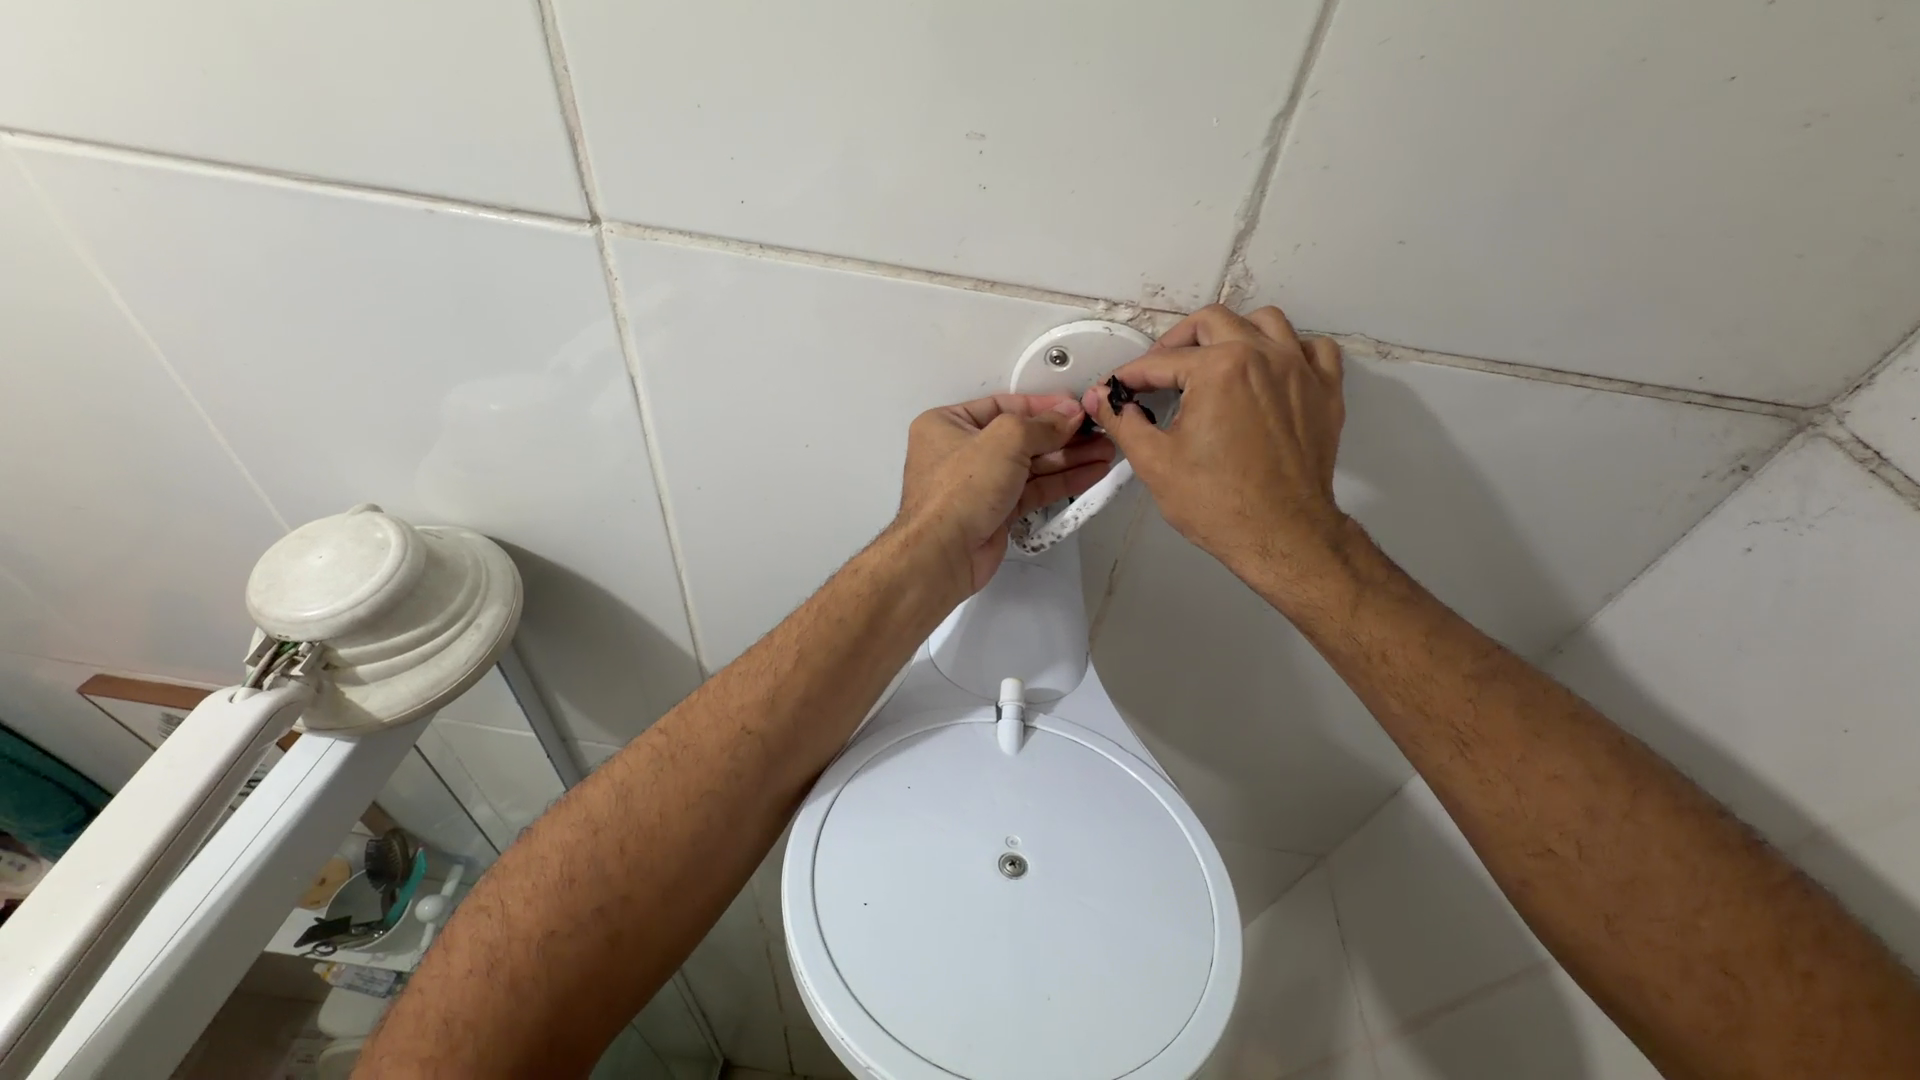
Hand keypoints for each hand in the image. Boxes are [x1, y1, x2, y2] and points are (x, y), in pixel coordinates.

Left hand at [897, 394, 1113, 595]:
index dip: (1043, 405)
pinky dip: (1060, 482)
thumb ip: (1041, 425)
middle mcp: (961, 451)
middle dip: (1062, 436)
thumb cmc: (957, 493)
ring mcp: (979, 484)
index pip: (1003, 405)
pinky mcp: (995, 511)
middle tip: (1097, 431)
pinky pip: (1033, 490)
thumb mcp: (1004, 440)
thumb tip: (1068, 414)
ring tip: (1104, 452)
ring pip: (1031, 465)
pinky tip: (1090, 474)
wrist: (943, 555)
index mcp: (948, 424)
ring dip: (1068, 459)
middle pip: (1021, 437)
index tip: (1075, 407)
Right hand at [1082, 304, 1350, 598]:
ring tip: (1212, 356)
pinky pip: (1314, 349)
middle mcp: (1263, 358)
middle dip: (1177, 341)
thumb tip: (1104, 401)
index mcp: (1220, 370)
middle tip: (1158, 368)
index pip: (1162, 361)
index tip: (1120, 387)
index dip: (1132, 375)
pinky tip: (1269, 368)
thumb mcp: (1155, 463)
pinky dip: (1290, 349)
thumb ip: (1123, 422)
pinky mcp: (1324, 394)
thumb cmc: (1224, 505)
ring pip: (1265, 321)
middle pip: (1212, 322)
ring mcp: (1299, 372)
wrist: (1281, 536)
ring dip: (1232, 332)